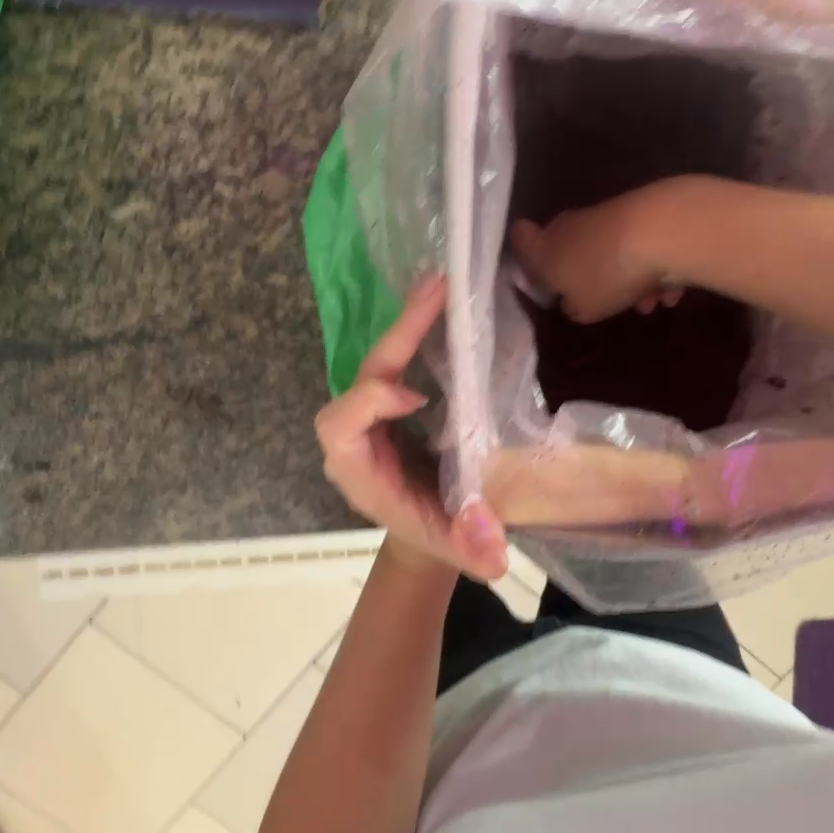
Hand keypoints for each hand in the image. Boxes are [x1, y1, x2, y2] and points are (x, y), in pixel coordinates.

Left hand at [314, 275, 509, 579]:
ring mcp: (373, 413)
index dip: (368, 404)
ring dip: (411, 323)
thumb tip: (495, 547)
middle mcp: (357, 435)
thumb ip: (471, 548)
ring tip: (444, 284)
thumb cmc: (435, 536)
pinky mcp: (392, 398)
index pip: (338, 427)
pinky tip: (449, 302)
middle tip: (437, 293)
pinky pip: (399, 358)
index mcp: (357, 470)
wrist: (429, 525)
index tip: (416, 397)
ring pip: (380, 360)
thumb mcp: (456, 548)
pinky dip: (421, 330)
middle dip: (397, 336)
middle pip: (362, 377)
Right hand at [510, 175, 739, 322]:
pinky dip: (651, 268)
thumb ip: (573, 307)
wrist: (658, 230)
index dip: (525, 251)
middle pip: (567, 249)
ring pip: (608, 252)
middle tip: (602, 299)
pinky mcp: (638, 211)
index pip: (520, 238)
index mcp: (544, 250)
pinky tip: (670, 291)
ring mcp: (603, 216)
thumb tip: (572, 300)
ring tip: (650, 303)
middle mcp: (568, 228)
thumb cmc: (605, 276)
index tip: (540, 273)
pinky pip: (638, 247)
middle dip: (585, 274)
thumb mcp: (583, 310)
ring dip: (626, 279)